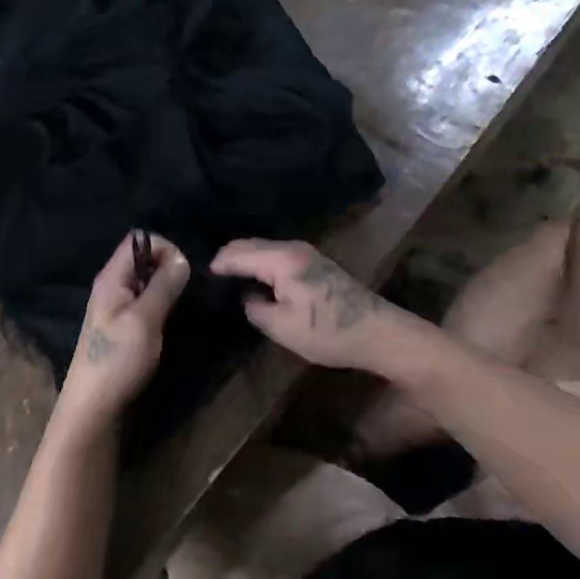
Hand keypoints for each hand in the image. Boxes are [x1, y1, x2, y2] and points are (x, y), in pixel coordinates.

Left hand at [55, 232, 189, 435]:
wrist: (93, 405)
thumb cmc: (117, 359)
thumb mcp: (144, 319)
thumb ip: (162, 286)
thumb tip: (181, 257)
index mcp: (111, 277)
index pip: (137, 240)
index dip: (163, 247)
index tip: (184, 270)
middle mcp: (111, 286)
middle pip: (142, 259)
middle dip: (168, 267)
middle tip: (188, 289)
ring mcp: (114, 307)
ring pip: (145, 282)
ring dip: (165, 287)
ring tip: (183, 304)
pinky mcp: (121, 327)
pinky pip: (143, 302)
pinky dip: (159, 305)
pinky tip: (170, 320)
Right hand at [210, 239, 433, 375]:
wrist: (382, 334)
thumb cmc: (330, 332)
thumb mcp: (283, 328)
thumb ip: (255, 309)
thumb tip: (248, 297)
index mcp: (281, 260)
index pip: (236, 253)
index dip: (215, 265)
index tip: (198, 279)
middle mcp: (291, 248)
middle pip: (247, 244)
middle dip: (226, 258)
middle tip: (208, 280)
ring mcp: (305, 252)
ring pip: (261, 248)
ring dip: (243, 259)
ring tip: (226, 279)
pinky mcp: (314, 262)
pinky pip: (274, 254)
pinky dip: (258, 262)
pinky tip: (253, 279)